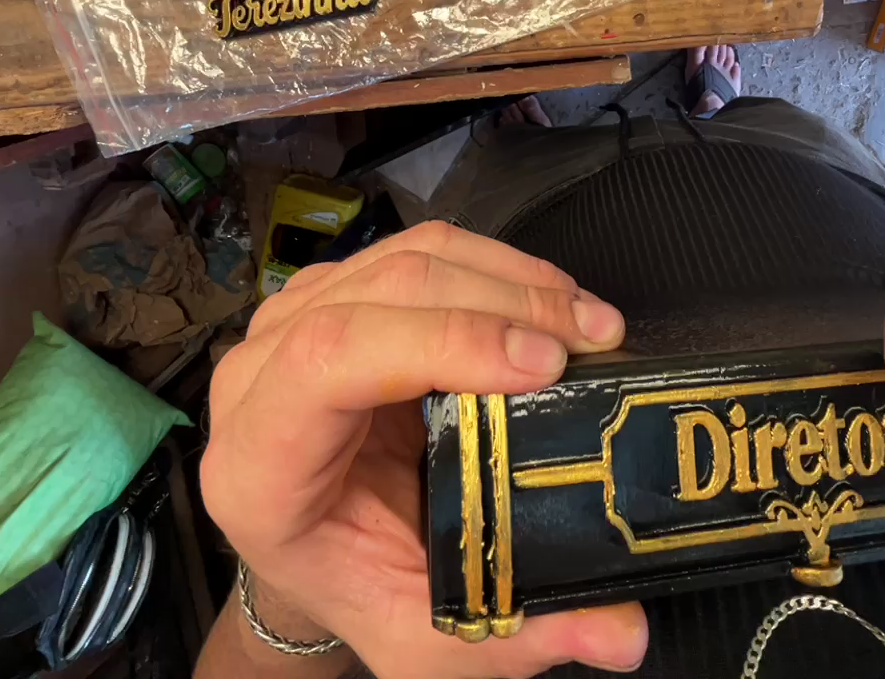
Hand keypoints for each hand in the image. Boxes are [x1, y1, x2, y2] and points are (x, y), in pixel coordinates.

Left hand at [201, 221, 649, 677]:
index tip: (545, 363)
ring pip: (410, 256)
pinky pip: (423, 248)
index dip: (445, 341)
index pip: (331, 360)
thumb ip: (524, 637)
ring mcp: (297, 315)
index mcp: (260, 464)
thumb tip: (625, 633)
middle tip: (593, 337)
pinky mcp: (341, 288)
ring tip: (588, 318)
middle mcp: (259, 373)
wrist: (317, 534)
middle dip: (504, 303)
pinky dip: (497, 264)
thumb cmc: (359, 577)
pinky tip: (550, 296)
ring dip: (512, 276)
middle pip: (384, 291)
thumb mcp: (429, 632)